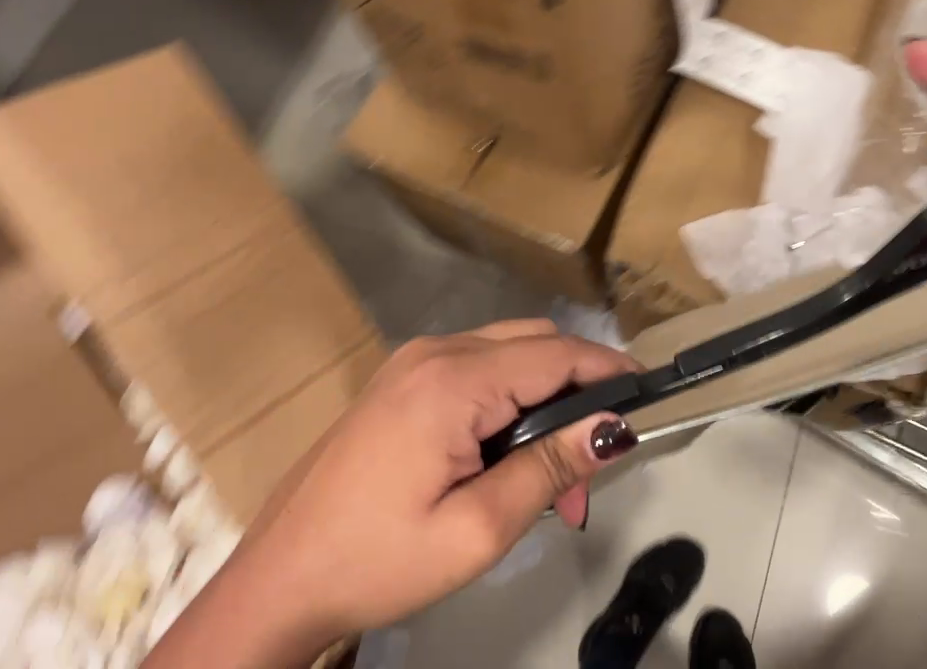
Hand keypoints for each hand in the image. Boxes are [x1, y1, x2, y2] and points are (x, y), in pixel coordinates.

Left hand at [145, 320, 640, 668]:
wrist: (276, 583)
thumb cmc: (376, 563)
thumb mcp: (477, 529)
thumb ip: (550, 469)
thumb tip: (614, 427)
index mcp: (452, 382)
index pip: (557, 354)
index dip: (610, 370)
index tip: (650, 398)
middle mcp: (434, 353)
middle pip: (536, 344)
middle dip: (578, 392)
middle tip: (591, 468)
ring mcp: (412, 362)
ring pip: (509, 353)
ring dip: (546, 397)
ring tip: (553, 477)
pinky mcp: (400, 380)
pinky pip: (478, 367)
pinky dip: (511, 398)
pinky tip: (509, 456)